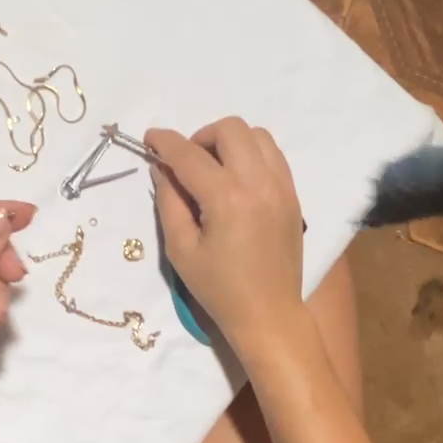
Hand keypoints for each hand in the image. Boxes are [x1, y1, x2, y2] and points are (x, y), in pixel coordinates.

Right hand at [145, 117, 306, 354]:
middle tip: (187, 164)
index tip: (149, 138)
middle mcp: (258, 183)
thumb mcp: (181, 250)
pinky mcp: (292, 194)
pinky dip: (251, 154)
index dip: (165, 142)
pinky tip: (236, 179)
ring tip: (213, 169)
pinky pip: (273, 154)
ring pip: (257, 135)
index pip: (189, 155)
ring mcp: (281, 186)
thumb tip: (161, 169)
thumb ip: (169, 203)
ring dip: (229, 142)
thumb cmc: (218, 288)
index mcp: (226, 199)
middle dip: (201, 137)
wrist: (268, 312)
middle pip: (230, 129)